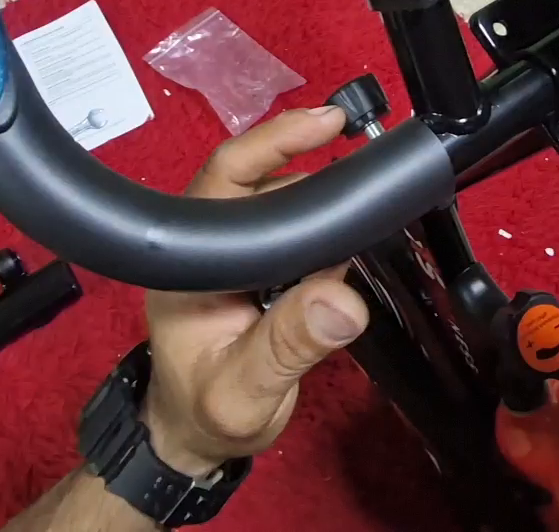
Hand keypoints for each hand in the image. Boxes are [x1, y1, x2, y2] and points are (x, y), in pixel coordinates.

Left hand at [139, 108, 370, 476]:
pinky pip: (297, 225)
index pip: (226, 177)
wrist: (200, 435)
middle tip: (365, 150)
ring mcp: (236, 249)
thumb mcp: (243, 392)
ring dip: (323, 185)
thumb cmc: (209, 413)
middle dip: (309, 152)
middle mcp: (209, 241)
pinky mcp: (263, 261)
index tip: (327, 124)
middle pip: (258, 175)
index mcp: (189, 259)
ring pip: (281, 195)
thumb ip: (286, 346)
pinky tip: (356, 221)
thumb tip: (343, 300)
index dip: (274, 144)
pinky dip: (326, 217)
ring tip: (370, 185)